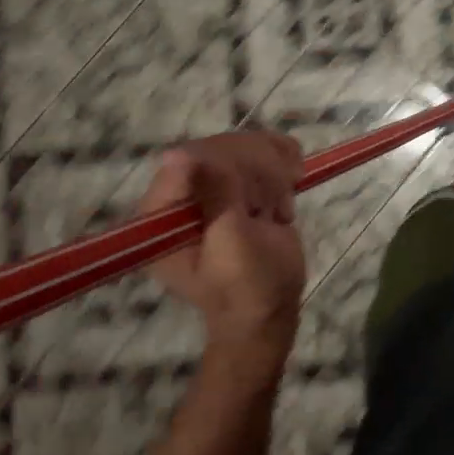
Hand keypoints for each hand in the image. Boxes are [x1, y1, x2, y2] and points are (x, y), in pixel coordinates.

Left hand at [139, 132, 307, 359]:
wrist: (270, 310)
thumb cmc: (247, 287)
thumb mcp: (230, 246)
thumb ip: (213, 198)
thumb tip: (180, 153)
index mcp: (162, 214)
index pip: (186, 159)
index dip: (226, 166)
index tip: (254, 200)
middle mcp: (181, 195)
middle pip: (220, 147)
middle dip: (256, 172)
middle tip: (270, 210)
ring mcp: (212, 187)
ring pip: (245, 144)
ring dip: (273, 172)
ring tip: (278, 208)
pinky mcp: (241, 183)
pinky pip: (263, 147)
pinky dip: (284, 161)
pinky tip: (291, 184)